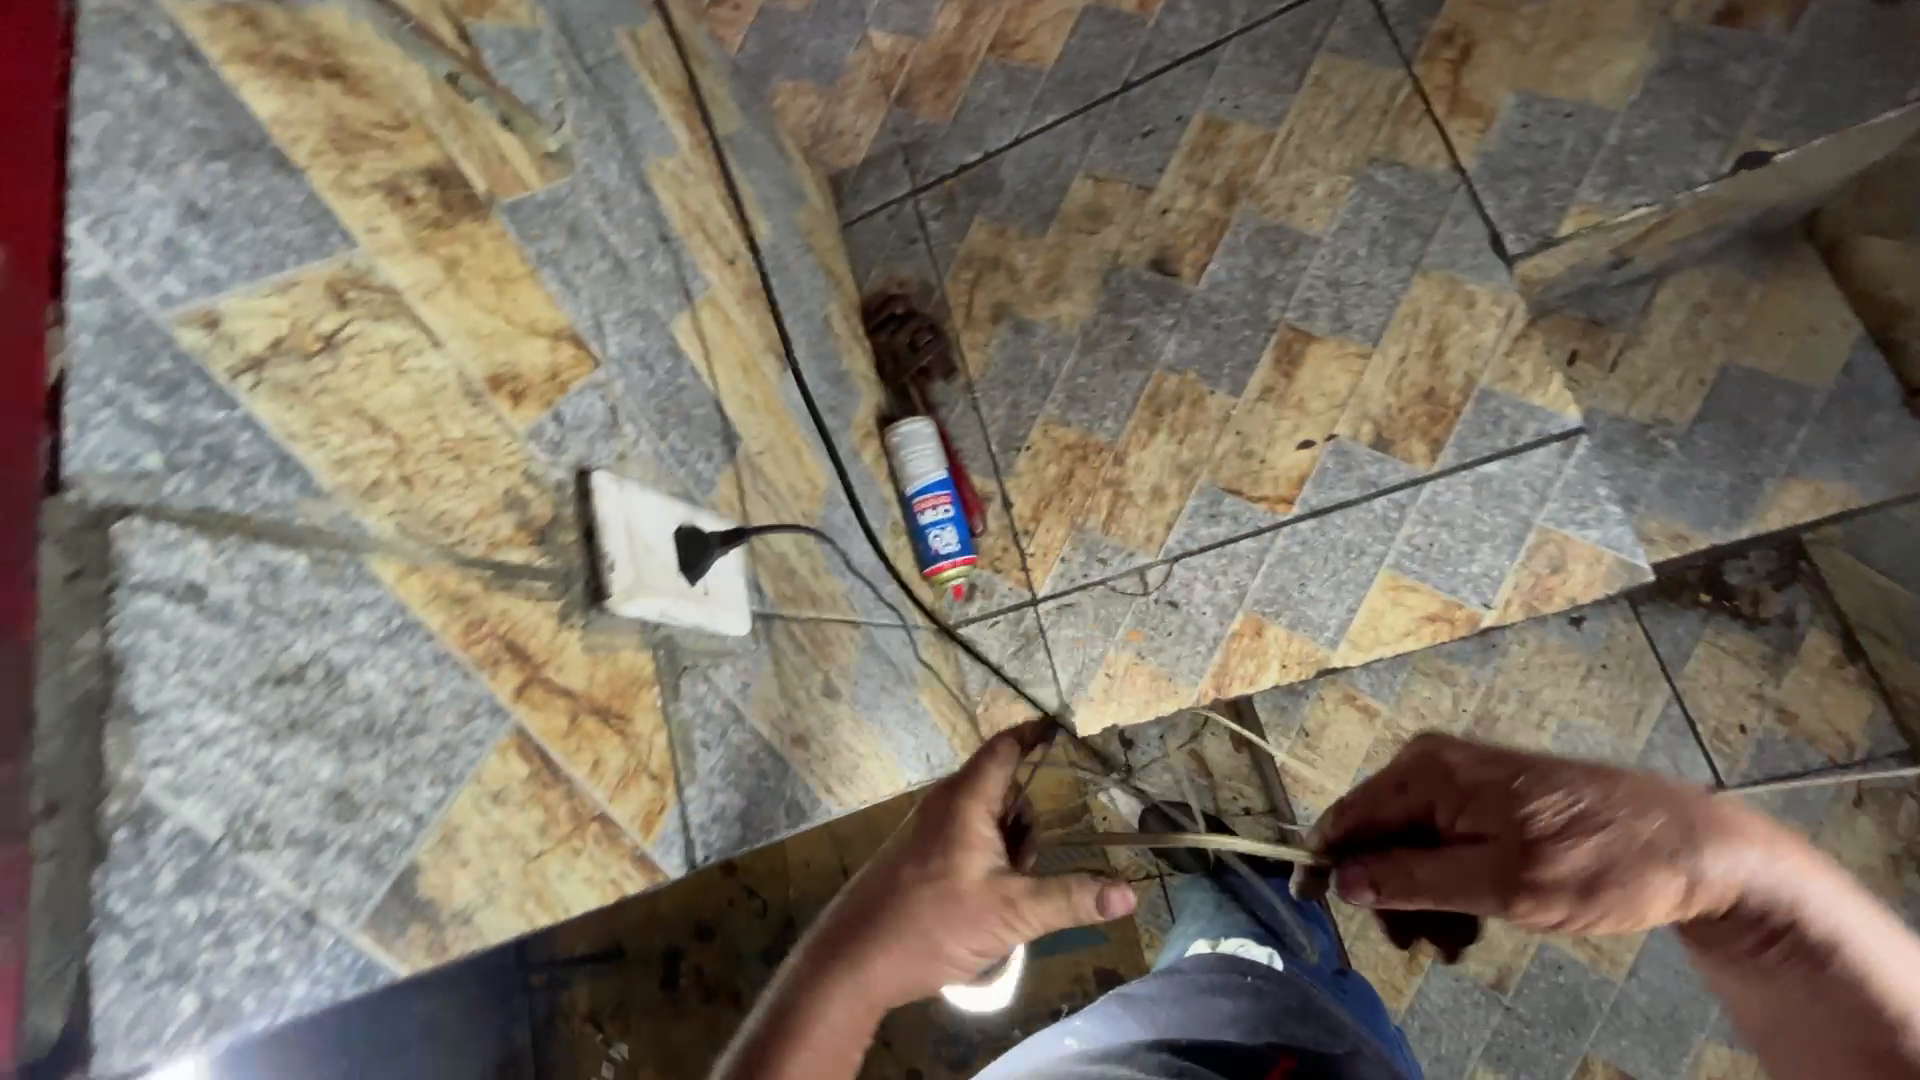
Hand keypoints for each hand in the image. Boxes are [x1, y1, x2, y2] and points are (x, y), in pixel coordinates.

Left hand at [798, 726, 1137, 1012]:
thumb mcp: (1012, 913)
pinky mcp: (921, 852)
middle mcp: (947, 801)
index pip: (1007, 746)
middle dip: (1026, 824)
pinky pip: (969, 837)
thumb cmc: (932, 923)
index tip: (1064, 728)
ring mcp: (931, 827)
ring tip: (1001, 895)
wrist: (855, 958)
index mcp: (967, 798)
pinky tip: (982, 902)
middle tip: (1024, 870)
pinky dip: (988, 858)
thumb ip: (1071, 899)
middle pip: (1005, 788)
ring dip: (1008, 847)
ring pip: (988, 818)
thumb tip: (1129, 893)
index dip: (1036, 734)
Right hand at [1306, 733, 1787, 935]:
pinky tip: (1471, 918)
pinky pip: (1439, 838)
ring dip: (1419, 894)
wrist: (1696, 846)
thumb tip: (1341, 881)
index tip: (1311, 905)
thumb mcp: (1501, 884)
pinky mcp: (1481, 795)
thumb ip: (1412, 880)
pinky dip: (1445, 880)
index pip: (1347, 816)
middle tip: (1421, 945)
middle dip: (1388, 890)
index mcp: (1425, 772)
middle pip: (1377, 832)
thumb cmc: (1598, 863)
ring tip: (1456, 942)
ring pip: (1407, 841)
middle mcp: (1428, 764)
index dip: (1326, 862)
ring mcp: (1456, 777)